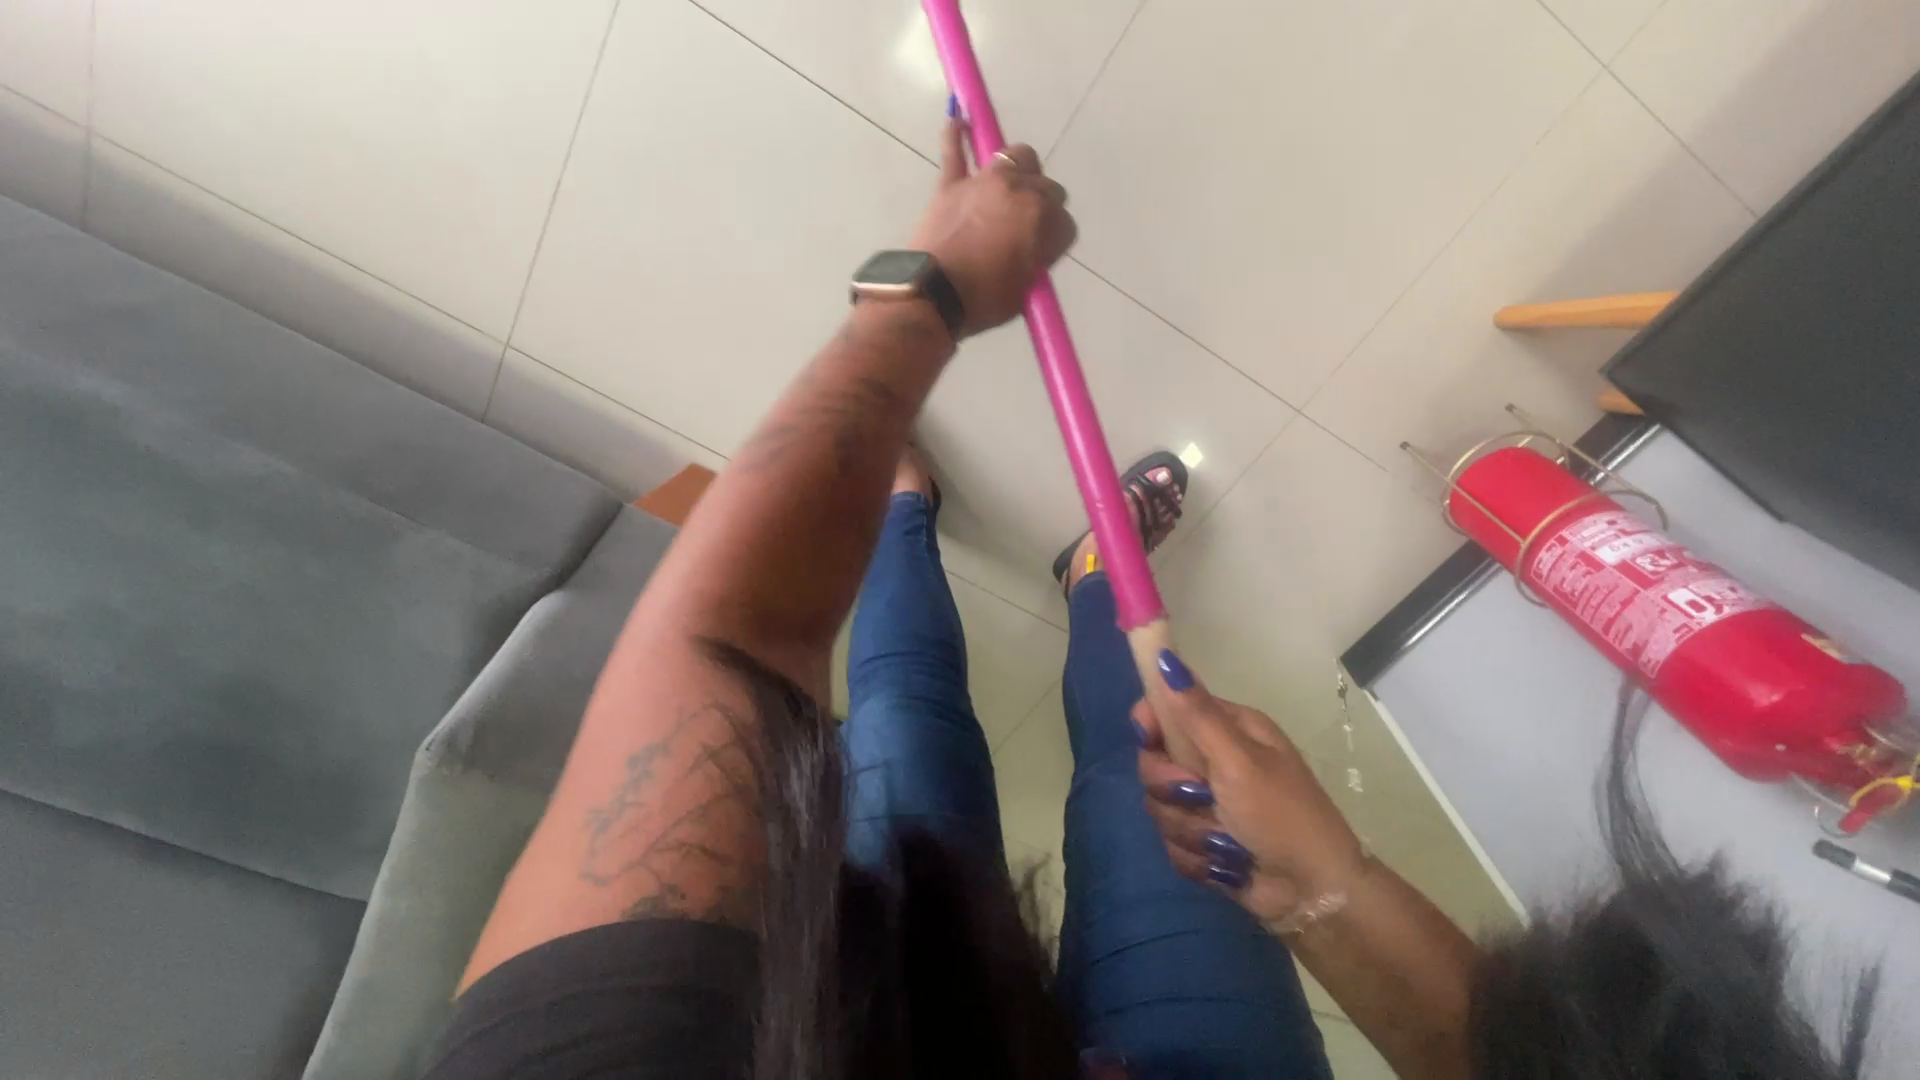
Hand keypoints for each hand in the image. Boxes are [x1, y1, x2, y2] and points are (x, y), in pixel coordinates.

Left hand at [909, 118, 1076, 337]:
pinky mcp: (952, 184)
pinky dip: (956, 135)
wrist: (933, 295)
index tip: (1043, 256)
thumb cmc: (983, 300)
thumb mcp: (1024, 289)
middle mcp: (1019, 190)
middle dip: (1044, 207)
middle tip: (1028, 230)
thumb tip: (1035, 249)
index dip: (1055, 241)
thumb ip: (1035, 260)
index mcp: (1042, 218)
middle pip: (1047, 188)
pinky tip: (958, 120)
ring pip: (1016, 156)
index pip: (1065, 223)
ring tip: (1013, 186)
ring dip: (1021, 169)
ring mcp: (984, 181)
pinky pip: (955, 151)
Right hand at [1134, 652, 1369, 928]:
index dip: (1150, 722)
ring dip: (1189, 828)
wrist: (1314, 893)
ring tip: (1224, 840)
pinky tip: (1223, 863)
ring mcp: (1206, 803)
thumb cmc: (1283, 815)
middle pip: (1153, 762)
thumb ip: (1196, 715)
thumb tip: (1166, 660)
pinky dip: (1195, 856)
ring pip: (1159, 806)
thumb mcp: (1239, 761)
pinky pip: (1170, 841)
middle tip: (1204, 798)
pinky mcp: (1201, 840)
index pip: (1166, 709)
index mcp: (1228, 730)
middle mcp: (1213, 761)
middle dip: (1173, 789)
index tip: (1147, 737)